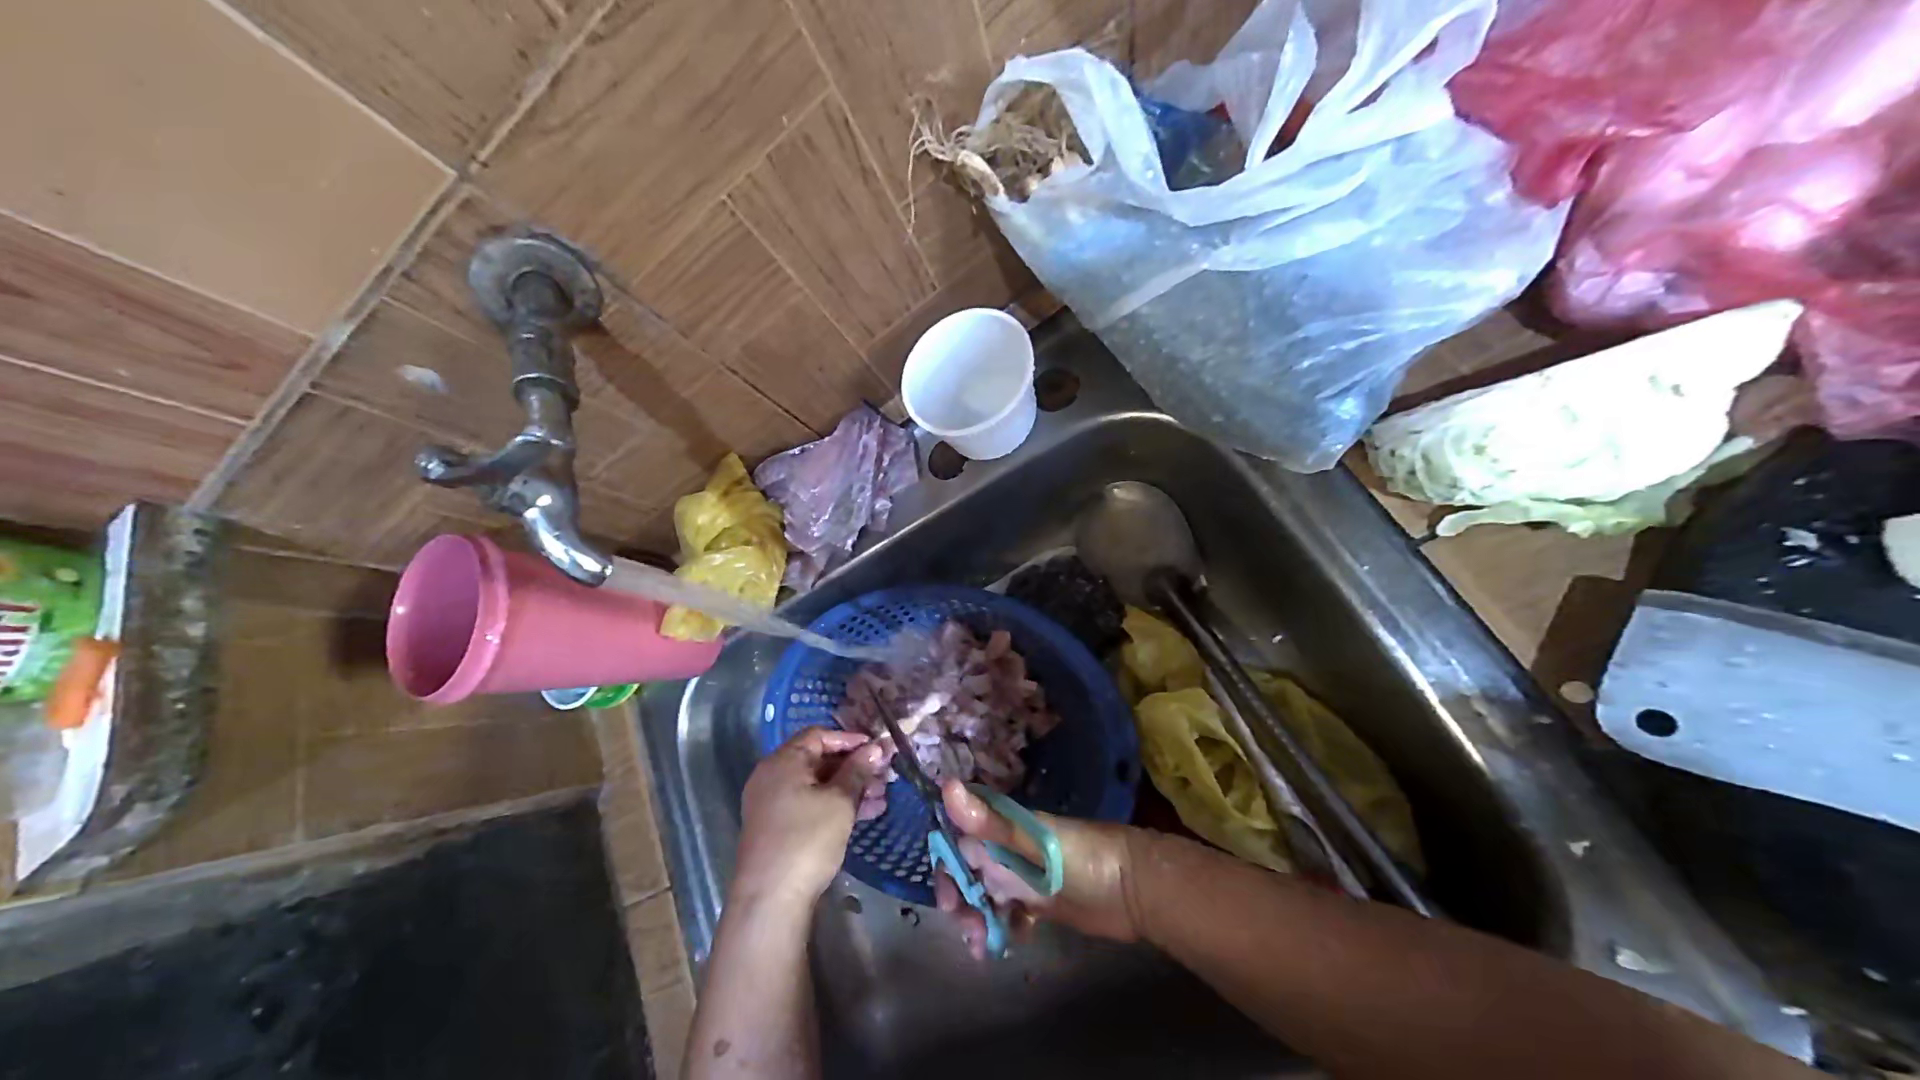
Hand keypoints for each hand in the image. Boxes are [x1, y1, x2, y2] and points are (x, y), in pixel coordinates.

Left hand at [734, 728, 888, 907]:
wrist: (770, 899)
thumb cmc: (807, 839)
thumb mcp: (840, 801)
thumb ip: (858, 770)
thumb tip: (875, 747)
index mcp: (783, 761)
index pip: (819, 735)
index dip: (850, 739)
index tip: (878, 749)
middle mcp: (772, 776)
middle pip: (818, 759)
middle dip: (853, 766)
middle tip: (884, 775)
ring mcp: (771, 803)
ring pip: (816, 784)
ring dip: (848, 787)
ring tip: (880, 797)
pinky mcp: (776, 827)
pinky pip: (809, 803)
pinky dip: (833, 804)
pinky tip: (863, 815)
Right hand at [933, 779, 1144, 957]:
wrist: (1135, 889)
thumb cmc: (1082, 859)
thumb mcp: (1033, 842)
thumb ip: (991, 823)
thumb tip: (946, 786)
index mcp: (1005, 830)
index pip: (961, 843)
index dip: (948, 869)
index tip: (949, 901)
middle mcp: (1010, 850)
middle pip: (971, 874)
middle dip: (963, 902)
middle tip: (968, 931)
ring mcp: (1025, 877)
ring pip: (987, 896)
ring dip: (979, 920)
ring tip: (983, 948)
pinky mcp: (1041, 902)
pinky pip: (1010, 914)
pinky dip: (1003, 928)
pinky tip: (1010, 943)